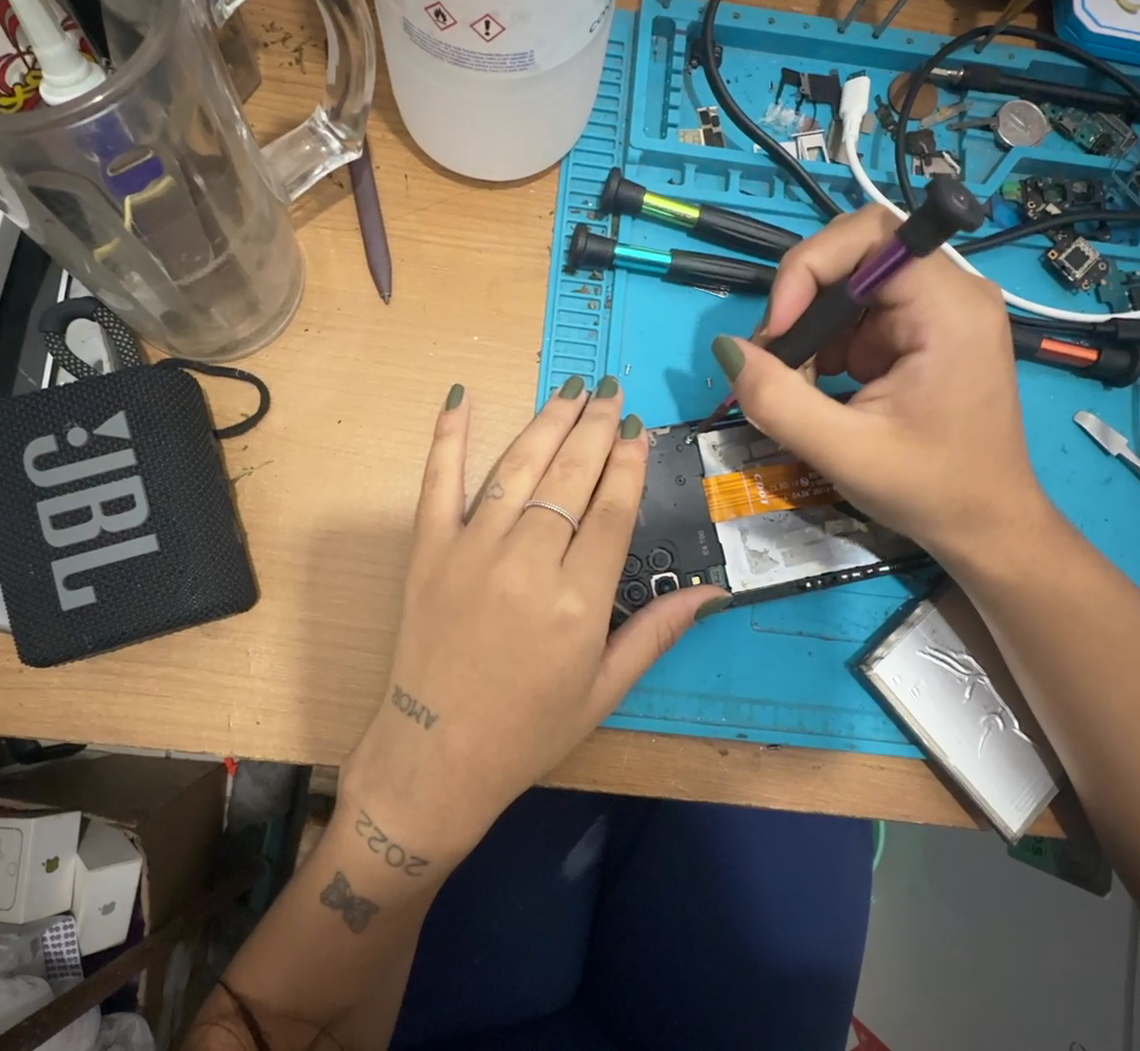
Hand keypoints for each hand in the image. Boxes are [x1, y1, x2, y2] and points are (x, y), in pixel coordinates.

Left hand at [339, 379, 721, 870]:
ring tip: (570, 387)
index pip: (613, 509)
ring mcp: (471, 551)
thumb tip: (713, 591)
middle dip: (595, 427)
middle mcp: (528, 563)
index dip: (629, 462)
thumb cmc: (528, 731)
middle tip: (611, 389)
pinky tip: (461, 396)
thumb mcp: (604, 691)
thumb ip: (656, 633)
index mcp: (578, 601)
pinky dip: (448, 436)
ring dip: (546, 422)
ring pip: (517, 468)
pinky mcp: (427, 551)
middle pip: (570, 476)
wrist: (437, 753)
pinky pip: (437, 481)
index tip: (639, 428)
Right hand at [717, 206, 1053, 563]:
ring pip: (848, 285)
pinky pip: (856, 315)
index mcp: (949, 309)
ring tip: (800, 386)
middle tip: (778, 361)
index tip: (778, 334)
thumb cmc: (928, 490)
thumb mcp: (842, 452)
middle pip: (855, 253)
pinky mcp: (919, 334)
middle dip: (802, 301)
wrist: (984, 524)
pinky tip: (821, 389)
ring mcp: (935, 312)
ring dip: (809, 330)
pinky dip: (824, 346)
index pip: (869, 235)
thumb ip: (778, 399)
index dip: (808, 270)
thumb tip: (727, 350)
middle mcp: (950, 294)